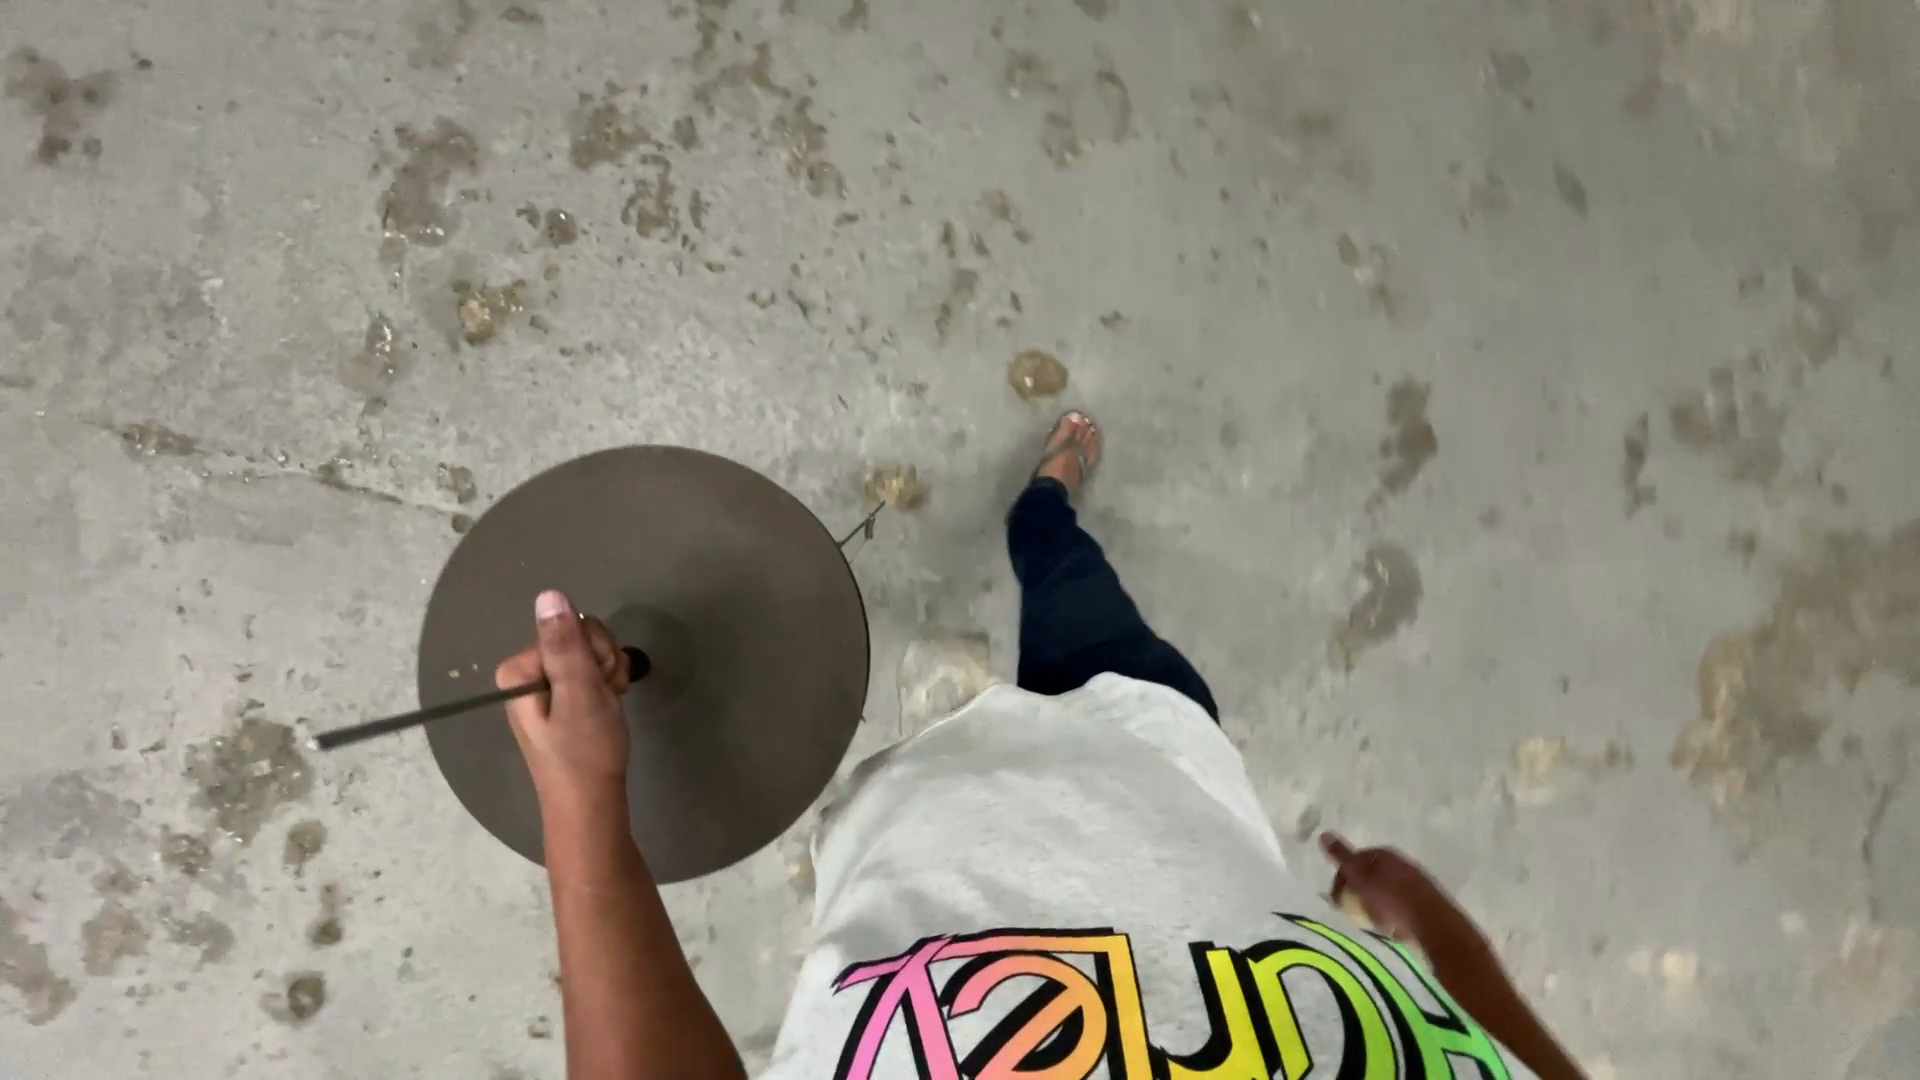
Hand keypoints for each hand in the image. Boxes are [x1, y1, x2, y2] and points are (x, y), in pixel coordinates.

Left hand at [497, 590, 632, 802]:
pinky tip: (608, 705)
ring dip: (610, 674)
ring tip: (607, 704)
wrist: (591, 800)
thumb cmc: (585, 750)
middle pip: (582, 637)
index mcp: (521, 669)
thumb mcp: (580, 694)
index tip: (600, 685)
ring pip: (592, 652)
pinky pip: (593, 670)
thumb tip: (549, 594)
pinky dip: (608, 684)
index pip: (572, 628)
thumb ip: (565, 644)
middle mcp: (526, 672)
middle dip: (603, 662)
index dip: (596, 653)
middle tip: (605, 695)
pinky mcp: (563, 696)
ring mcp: (545, 684)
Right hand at [1319, 832, 1484, 951]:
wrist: (1435, 927)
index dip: (1343, 878)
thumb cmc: (1390, 900)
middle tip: (1352, 910)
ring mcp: (1419, 883)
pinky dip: (1394, 913)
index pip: (1355, 859)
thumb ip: (1342, 857)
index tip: (1337, 899)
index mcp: (1384, 854)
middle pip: (1373, 875)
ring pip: (1389, 890)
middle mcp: (1402, 863)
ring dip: (1378, 902)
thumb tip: (1324, 834)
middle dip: (1361, 890)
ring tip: (1372, 922)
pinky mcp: (1431, 904)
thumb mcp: (1360, 877)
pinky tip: (1393, 927)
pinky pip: (1404, 906)